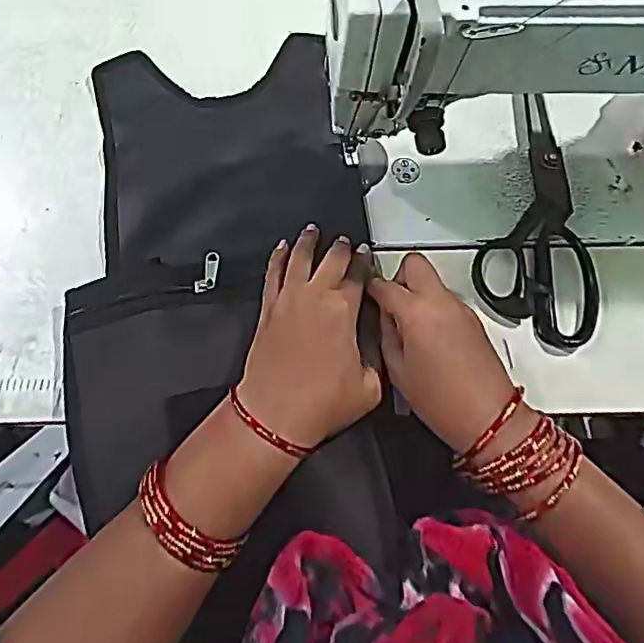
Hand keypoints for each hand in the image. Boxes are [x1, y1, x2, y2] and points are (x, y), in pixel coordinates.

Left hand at [237, 226, 382, 449]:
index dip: (364, 263)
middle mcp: (314, 298)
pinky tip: (280, 250)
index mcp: (343, 311)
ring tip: (312, 231)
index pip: (358, 277)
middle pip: (330, 260)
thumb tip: (373, 351)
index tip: (366, 256)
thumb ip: (375, 360)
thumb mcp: (369, 387)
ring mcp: (288, 300)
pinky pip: (273, 273)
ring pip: (298, 258)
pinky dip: (277, 258)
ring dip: (307, 242)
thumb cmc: (319, 402)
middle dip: (341, 248)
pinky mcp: (268, 309)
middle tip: (346, 241)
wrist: (275, 411)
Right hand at [370, 252, 519, 453]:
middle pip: (415, 263)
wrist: (490, 419)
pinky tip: (426, 337)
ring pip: (432, 282)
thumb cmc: (447, 403)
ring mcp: (461, 309)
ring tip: (409, 326)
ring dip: (417, 294)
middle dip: (398, 276)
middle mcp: (441, 303)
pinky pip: (446, 300)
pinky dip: (433, 308)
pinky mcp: (473, 320)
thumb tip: (382, 318)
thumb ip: (385, 334)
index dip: (371, 287)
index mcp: (417, 312)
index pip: (385, 284)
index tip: (367, 293)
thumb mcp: (397, 370)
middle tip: (390, 301)